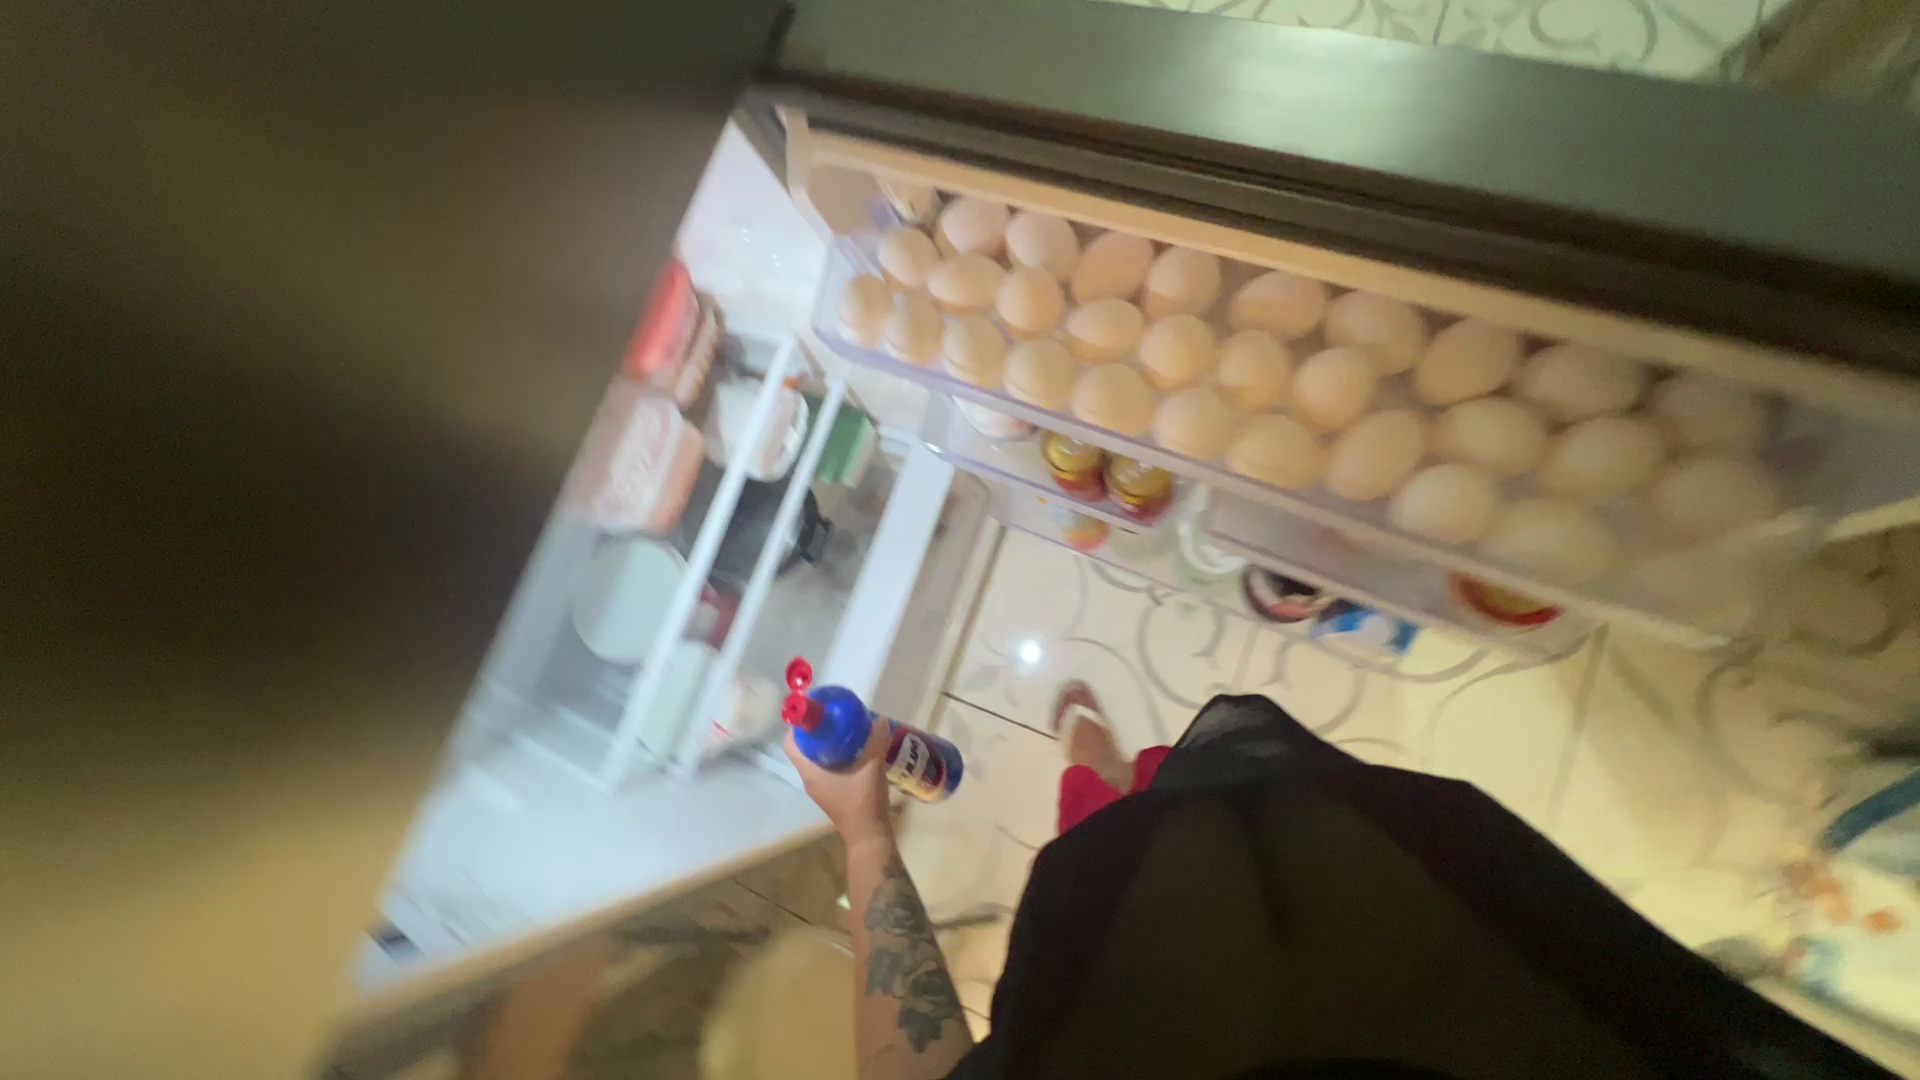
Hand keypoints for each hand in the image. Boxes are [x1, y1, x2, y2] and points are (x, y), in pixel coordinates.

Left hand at [783, 726, 892, 848]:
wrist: (869, 835)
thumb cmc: (863, 801)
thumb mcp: (872, 767)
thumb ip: (876, 742)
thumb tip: (880, 720)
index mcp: (811, 773)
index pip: (790, 744)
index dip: (797, 725)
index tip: (813, 710)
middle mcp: (810, 779)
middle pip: (802, 748)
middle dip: (815, 729)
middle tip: (832, 715)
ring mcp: (820, 787)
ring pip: (814, 757)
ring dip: (825, 741)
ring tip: (843, 726)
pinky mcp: (830, 791)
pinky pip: (825, 766)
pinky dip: (834, 754)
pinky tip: (854, 747)